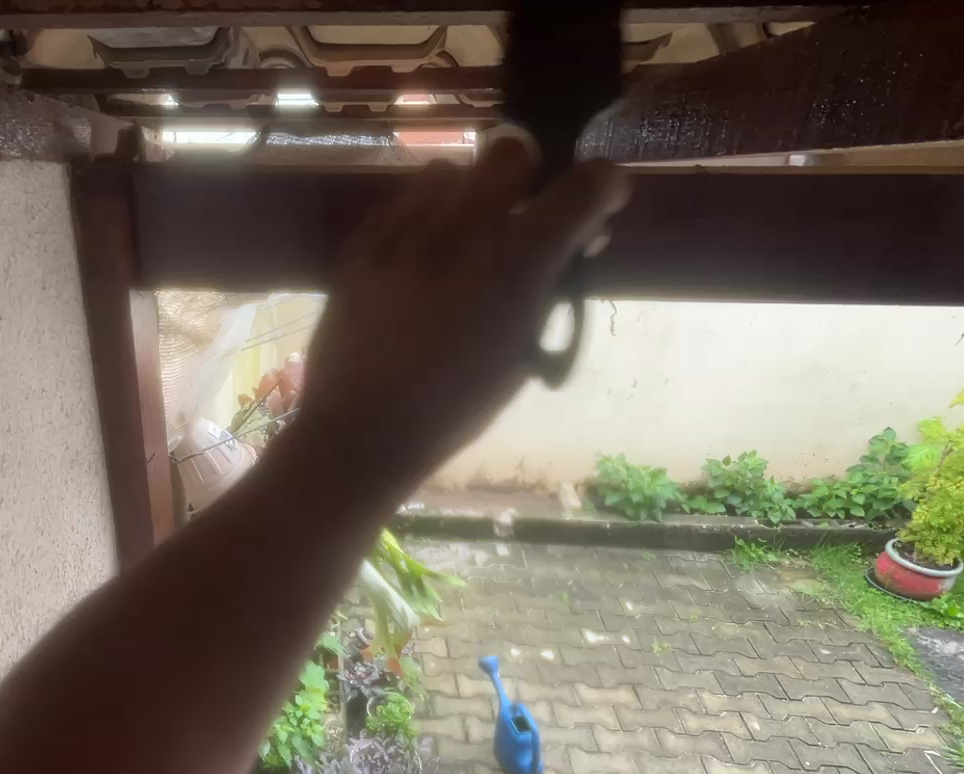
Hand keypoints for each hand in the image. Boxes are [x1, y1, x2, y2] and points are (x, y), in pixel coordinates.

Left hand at [290, 140, 630, 501]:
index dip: (605, 188)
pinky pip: (399, 203)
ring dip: (466, 196)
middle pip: (510, 153)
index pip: (583, 188)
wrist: (361, 431)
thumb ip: (546, 291)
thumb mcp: (519, 356)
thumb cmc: (450, 410)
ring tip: (458, 240)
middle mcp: (458, 236)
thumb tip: (570, 246)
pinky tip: (415, 259)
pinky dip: (419, 219)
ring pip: (447, 171)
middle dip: (528, 179)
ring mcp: (400, 236)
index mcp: (511, 270)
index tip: (600, 205)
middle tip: (517, 220)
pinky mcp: (358, 247)